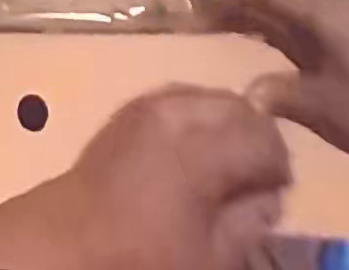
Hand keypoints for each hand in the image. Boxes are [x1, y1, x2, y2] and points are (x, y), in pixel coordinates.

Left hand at [62, 86, 293, 269]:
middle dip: (255, 138)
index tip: (277, 195)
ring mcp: (147, 103)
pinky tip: (192, 153)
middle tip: (254, 180)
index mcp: (197, 152)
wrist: (69, 242)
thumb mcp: (211, 260)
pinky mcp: (130, 106)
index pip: (263, 136)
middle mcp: (173, 112)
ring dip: (226, 123)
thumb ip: (249, 220)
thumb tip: (268, 192)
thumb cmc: (142, 263)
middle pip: (237, 105)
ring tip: (223, 166)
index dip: (280, 166)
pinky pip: (178, 97)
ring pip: (208, 96)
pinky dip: (196, 116)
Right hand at [217, 0, 348, 195]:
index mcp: (324, 8)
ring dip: (282, 18)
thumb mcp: (323, 109)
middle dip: (253, 7)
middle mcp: (346, 0)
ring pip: (313, 7)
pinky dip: (309, 28)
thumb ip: (278, 92)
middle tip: (223, 23)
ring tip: (258, 36)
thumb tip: (247, 91)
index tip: (204, 9)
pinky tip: (309, 54)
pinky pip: (336, 19)